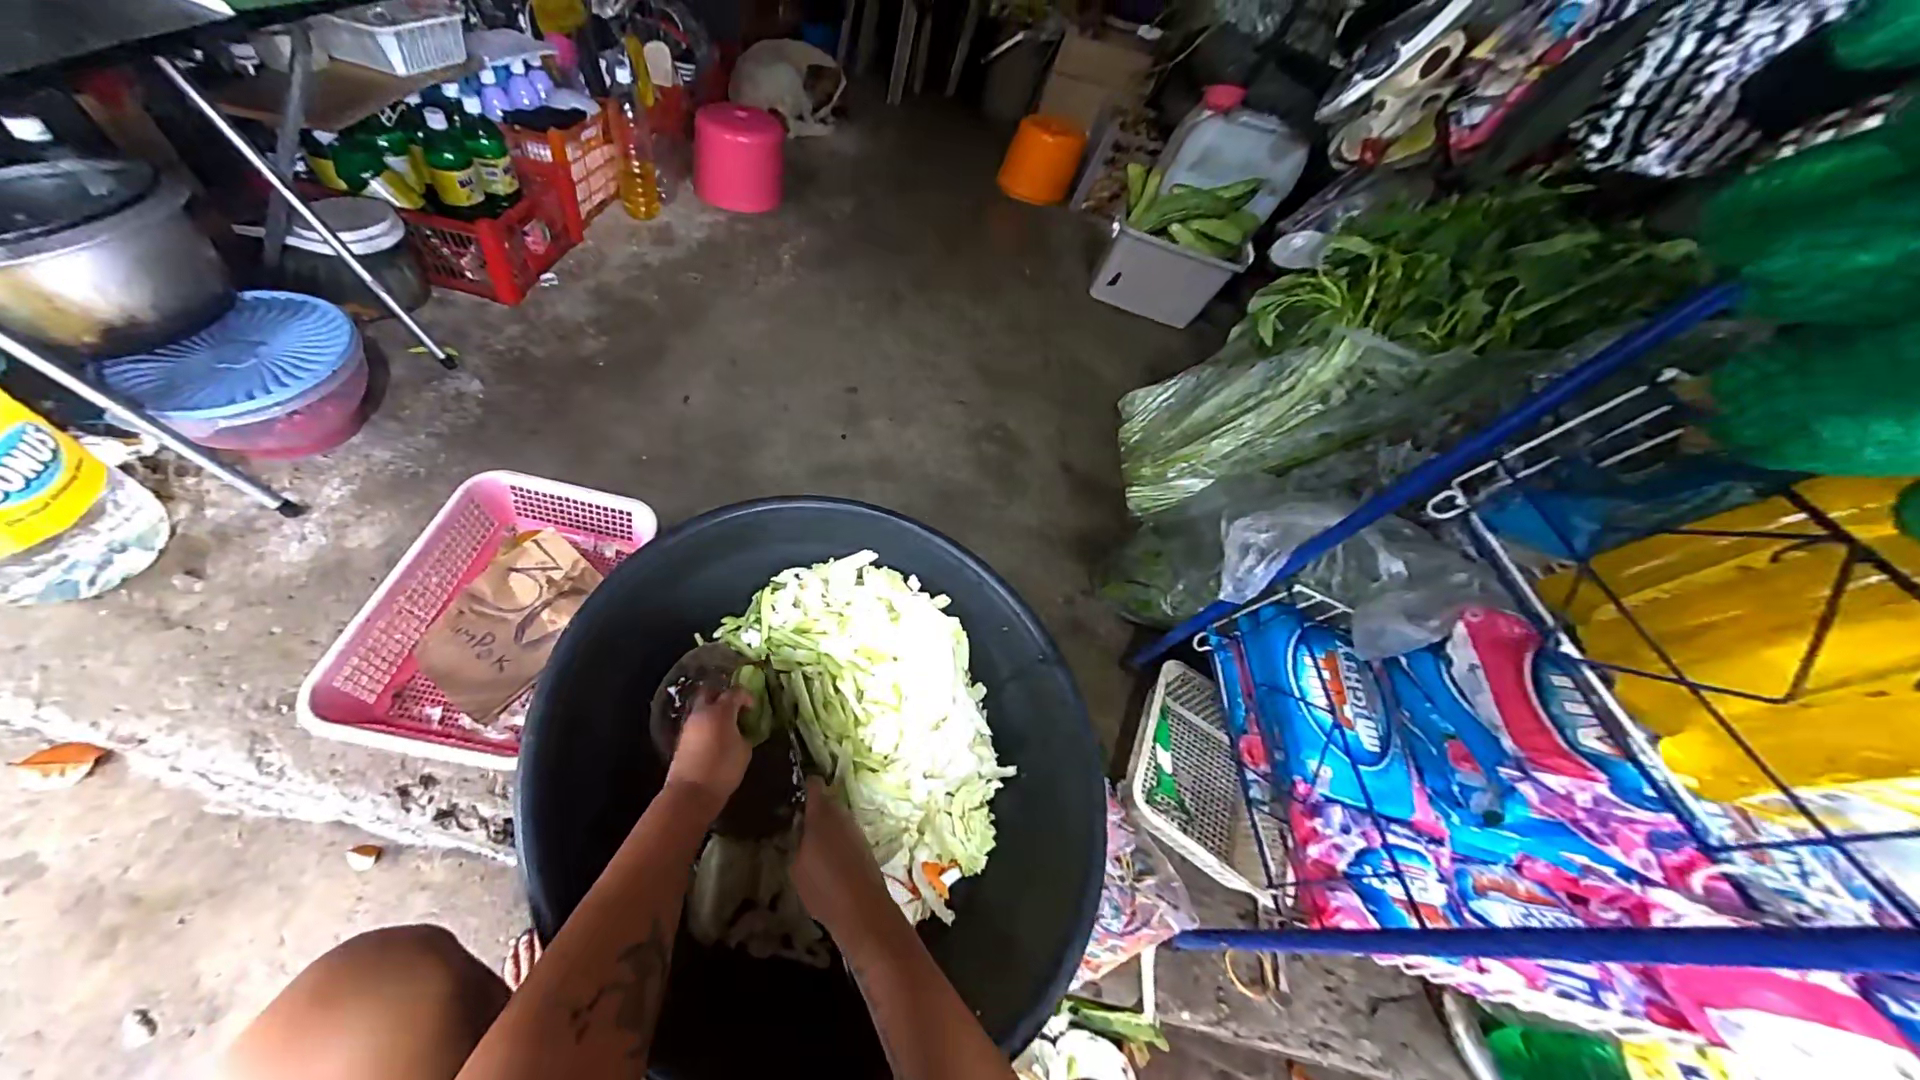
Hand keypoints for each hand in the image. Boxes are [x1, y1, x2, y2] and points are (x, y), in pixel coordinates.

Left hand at [662, 685, 751, 819]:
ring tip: (727, 725)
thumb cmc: (723, 769)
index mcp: (721, 712)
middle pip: (711, 692)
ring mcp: (689, 726)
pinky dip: (707, 724)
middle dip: (724, 696)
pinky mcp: (681, 739)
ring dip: (714, 711)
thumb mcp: (744, 750)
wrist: (690, 793)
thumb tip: (741, 731)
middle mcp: (702, 713)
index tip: (754, 708)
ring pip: (701, 708)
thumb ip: (744, 734)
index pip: (735, 692)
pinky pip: (697, 723)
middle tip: (736, 707)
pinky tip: (716, 737)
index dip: (747, 696)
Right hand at [792, 777, 890, 935]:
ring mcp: (855, 828)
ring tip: (810, 841)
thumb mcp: (796, 867)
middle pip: (826, 801)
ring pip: (837, 817)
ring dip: (826, 824)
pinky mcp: (864, 844)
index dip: (804, 784)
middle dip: (814, 808)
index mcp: (821, 813)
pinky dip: (836, 838)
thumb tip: (800, 833)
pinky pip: (845, 833)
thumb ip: (797, 843)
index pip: (814, 785)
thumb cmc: (823, 886)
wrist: (862, 908)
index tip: (792, 788)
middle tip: (796, 820)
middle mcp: (841, 814)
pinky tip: (827, 856)